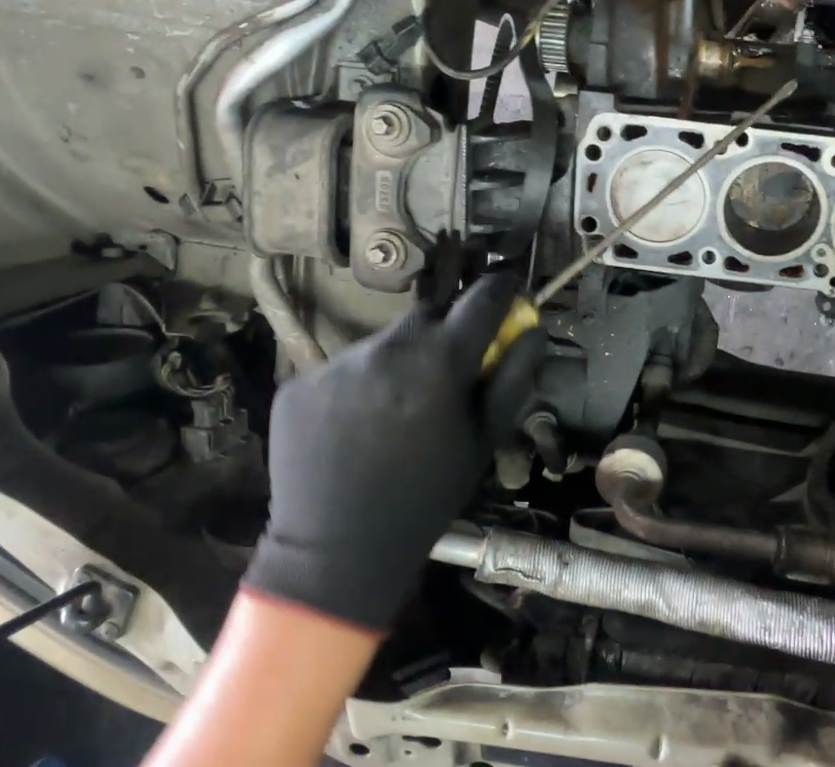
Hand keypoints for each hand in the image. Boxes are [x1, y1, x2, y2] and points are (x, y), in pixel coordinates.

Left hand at [243, 275, 544, 629]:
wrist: (338, 548)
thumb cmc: (427, 495)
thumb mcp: (484, 440)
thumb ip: (514, 376)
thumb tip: (534, 330)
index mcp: (441, 359)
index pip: (483, 296)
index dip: (502, 286)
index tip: (509, 287)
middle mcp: (387, 347)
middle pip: (428, 314)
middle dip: (445, 331)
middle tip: (447, 369)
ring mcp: (337, 362)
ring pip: (383, 343)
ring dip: (400, 360)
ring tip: (397, 409)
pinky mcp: (300, 382)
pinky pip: (343, 369)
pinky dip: (359, 385)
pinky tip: (358, 425)